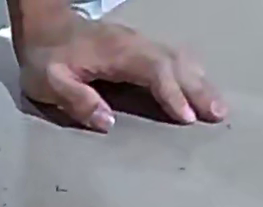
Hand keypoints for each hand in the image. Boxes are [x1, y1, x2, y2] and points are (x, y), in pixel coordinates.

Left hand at [15, 13, 224, 132]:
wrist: (44, 27)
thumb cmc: (46, 59)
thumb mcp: (51, 83)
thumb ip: (77, 100)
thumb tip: (107, 122)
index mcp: (116, 53)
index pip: (153, 70)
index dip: (171, 93)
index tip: (187, 117)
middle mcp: (134, 44)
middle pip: (175, 63)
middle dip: (198, 89)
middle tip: (218, 115)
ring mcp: (138, 44)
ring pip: (178, 59)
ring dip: (201, 82)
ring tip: (218, 108)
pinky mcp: (139, 50)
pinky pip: (173, 59)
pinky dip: (191, 74)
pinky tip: (202, 89)